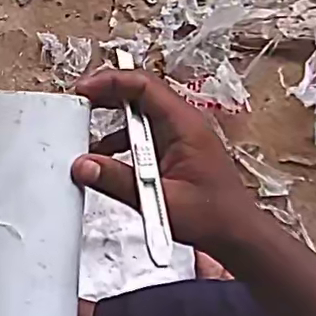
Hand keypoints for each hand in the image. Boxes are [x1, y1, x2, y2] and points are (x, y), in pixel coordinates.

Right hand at [71, 69, 264, 256]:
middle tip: (79, 100)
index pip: (145, 85)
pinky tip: (103, 156)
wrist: (236, 234)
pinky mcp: (172, 149)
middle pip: (139, 92)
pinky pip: (141, 133)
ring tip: (85, 127)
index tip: (84, 89)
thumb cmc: (212, 216)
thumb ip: (117, 181)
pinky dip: (119, 138)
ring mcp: (178, 135)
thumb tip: (84, 165)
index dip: (111, 81)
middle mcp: (183, 123)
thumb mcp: (158, 199)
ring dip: (110, 117)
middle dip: (106, 93)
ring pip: (138, 112)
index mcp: (185, 125)